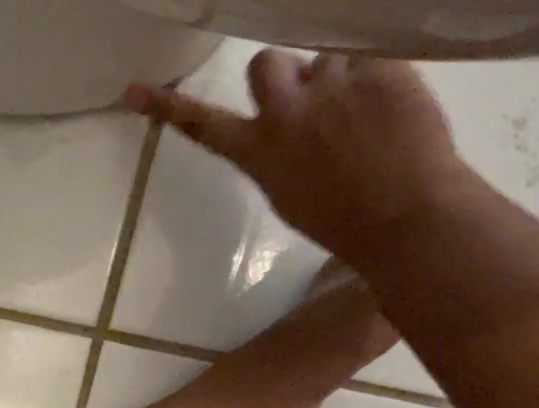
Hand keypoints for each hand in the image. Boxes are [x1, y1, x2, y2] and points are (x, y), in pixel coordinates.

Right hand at [126, 51, 476, 264]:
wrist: (405, 216)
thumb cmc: (343, 222)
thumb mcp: (289, 195)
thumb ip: (275, 153)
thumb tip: (285, 126)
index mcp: (257, 153)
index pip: (201, 123)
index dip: (166, 106)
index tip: (133, 92)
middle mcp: (284, 111)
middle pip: (266, 62)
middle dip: (284, 73)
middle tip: (311, 97)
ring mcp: (331, 85)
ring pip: (325, 59)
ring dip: (338, 78)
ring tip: (364, 113)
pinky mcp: (378, 67)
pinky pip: (370, 56)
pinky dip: (380, 76)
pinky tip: (392, 108)